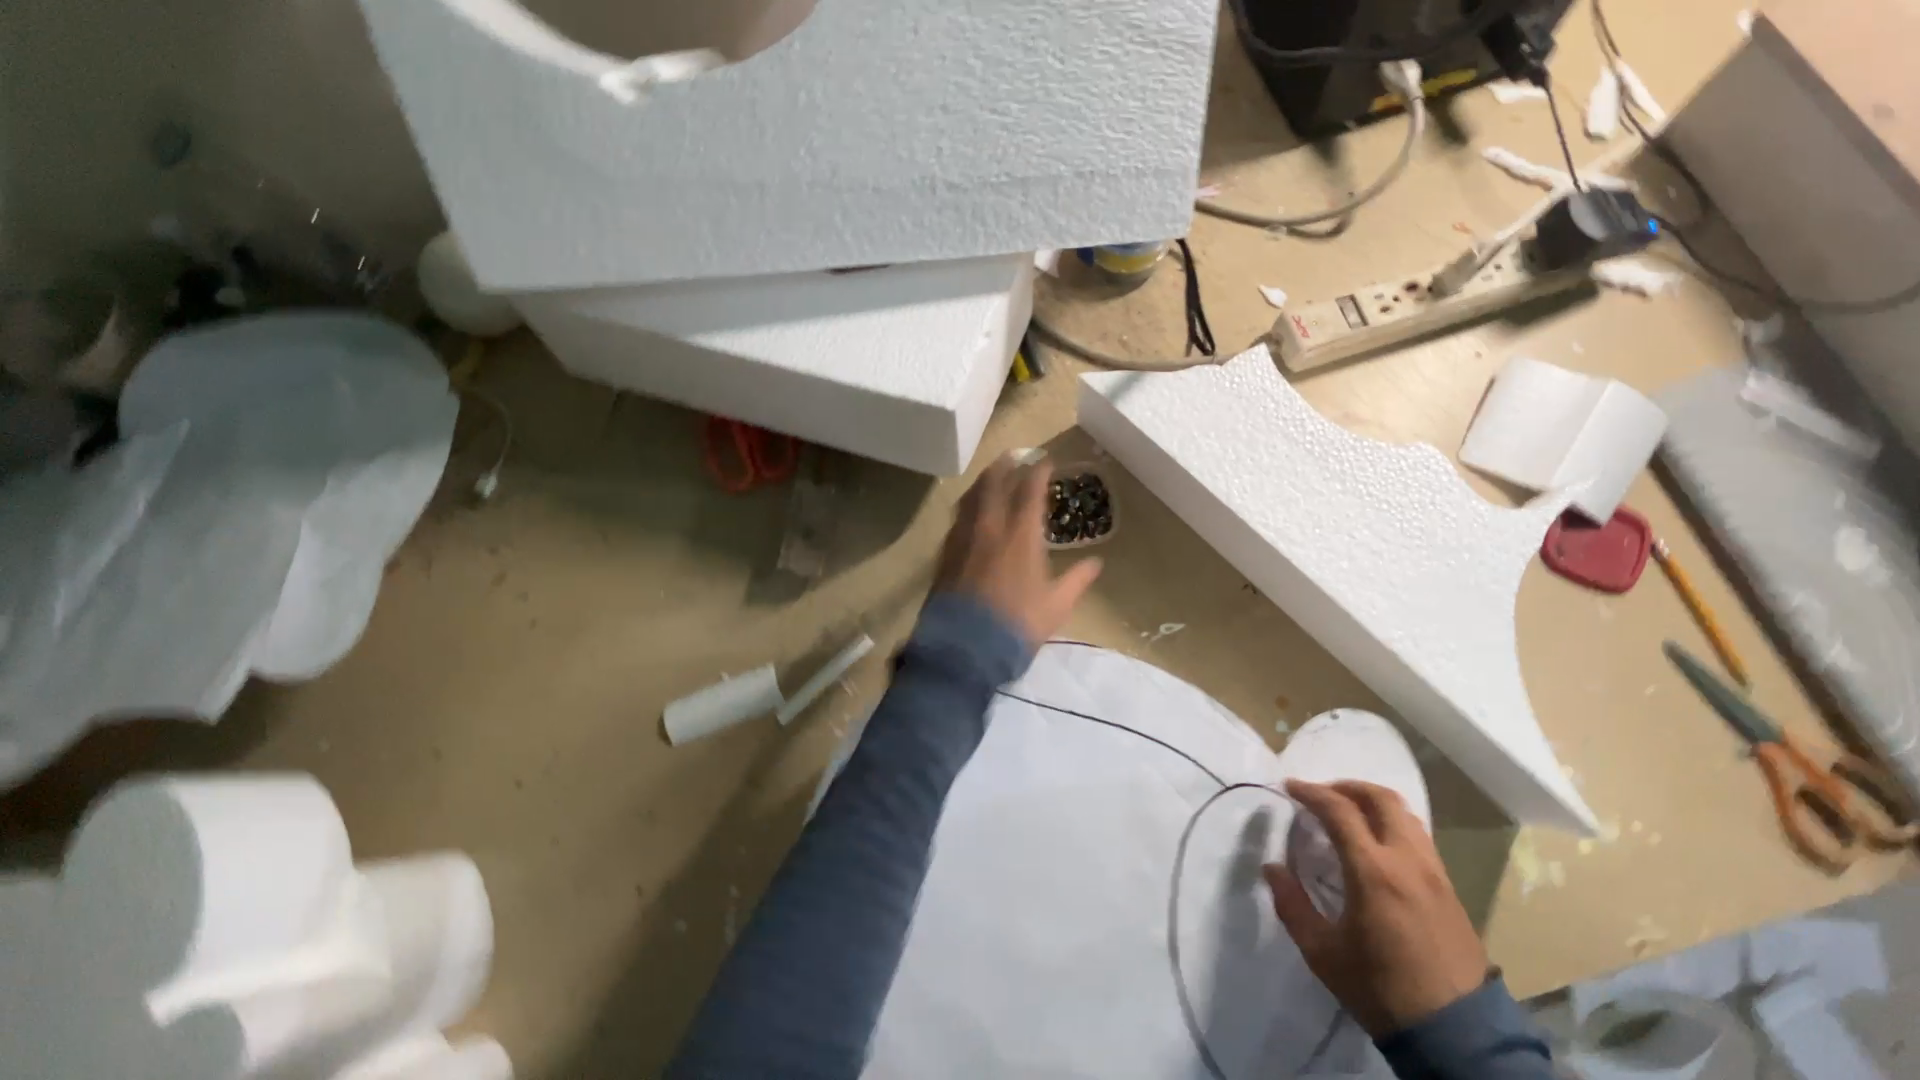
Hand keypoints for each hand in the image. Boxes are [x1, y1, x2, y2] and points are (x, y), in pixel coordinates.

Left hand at [934, 455, 1102, 646]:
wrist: (964, 647)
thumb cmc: (1017, 625)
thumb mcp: (1056, 606)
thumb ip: (1077, 580)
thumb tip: (1096, 563)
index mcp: (1020, 535)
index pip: (1029, 491)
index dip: (1038, 472)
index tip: (1045, 461)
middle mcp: (989, 527)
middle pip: (993, 483)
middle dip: (1005, 465)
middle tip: (1014, 456)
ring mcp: (962, 539)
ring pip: (971, 497)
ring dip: (983, 482)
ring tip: (991, 477)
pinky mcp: (944, 554)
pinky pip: (957, 518)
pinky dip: (968, 506)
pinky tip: (971, 512)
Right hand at [1263, 780, 1488, 1036]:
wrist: (1453, 1029)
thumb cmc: (1379, 988)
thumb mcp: (1322, 952)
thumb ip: (1292, 904)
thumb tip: (1272, 867)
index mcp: (1373, 871)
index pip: (1339, 810)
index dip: (1310, 792)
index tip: (1288, 787)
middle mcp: (1407, 859)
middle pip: (1380, 798)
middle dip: (1346, 787)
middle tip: (1320, 794)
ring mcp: (1434, 870)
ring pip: (1406, 814)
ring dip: (1373, 801)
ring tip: (1348, 812)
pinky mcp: (1449, 887)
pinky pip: (1419, 835)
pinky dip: (1393, 822)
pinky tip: (1377, 842)